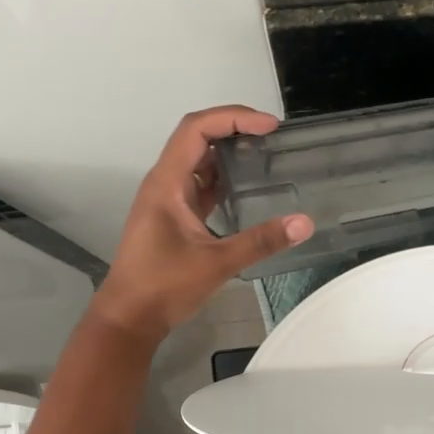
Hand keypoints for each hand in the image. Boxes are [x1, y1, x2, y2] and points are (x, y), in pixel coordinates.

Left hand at [90, 106, 310, 341]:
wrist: (130, 316)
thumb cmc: (164, 286)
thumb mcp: (217, 263)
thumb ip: (261, 241)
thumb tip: (304, 223)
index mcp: (167, 183)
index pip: (196, 129)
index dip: (232, 117)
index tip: (268, 126)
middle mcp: (165, 183)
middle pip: (197, 138)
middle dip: (234, 129)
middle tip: (272, 136)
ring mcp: (168, 200)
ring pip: (198, 161)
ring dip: (229, 153)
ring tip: (265, 155)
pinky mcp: (174, 217)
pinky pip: (200, 185)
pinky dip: (224, 179)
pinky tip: (248, 188)